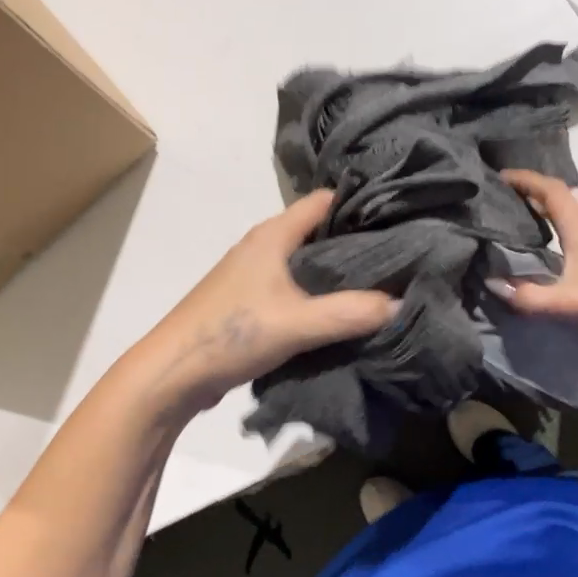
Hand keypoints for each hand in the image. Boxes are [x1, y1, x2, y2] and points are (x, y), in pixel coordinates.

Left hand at [134, 191, 398, 414]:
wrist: (173, 375)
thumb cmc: (231, 334)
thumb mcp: (298, 323)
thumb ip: (350, 313)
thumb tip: (402, 304)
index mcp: (272, 235)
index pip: (325, 201)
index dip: (362, 205)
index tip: (402, 220)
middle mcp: (264, 247)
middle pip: (320, 233)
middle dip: (359, 243)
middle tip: (404, 258)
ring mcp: (255, 277)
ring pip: (309, 265)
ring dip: (341, 274)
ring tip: (386, 286)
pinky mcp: (252, 305)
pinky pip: (298, 291)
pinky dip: (322, 297)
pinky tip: (346, 315)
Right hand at [493, 170, 577, 360]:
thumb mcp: (568, 303)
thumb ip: (528, 297)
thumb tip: (490, 283)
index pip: (551, 191)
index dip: (525, 179)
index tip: (499, 177)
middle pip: (560, 201)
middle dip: (531, 194)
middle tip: (501, 199)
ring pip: (568, 221)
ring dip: (544, 215)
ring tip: (516, 223)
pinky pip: (573, 241)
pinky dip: (554, 237)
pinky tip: (544, 257)